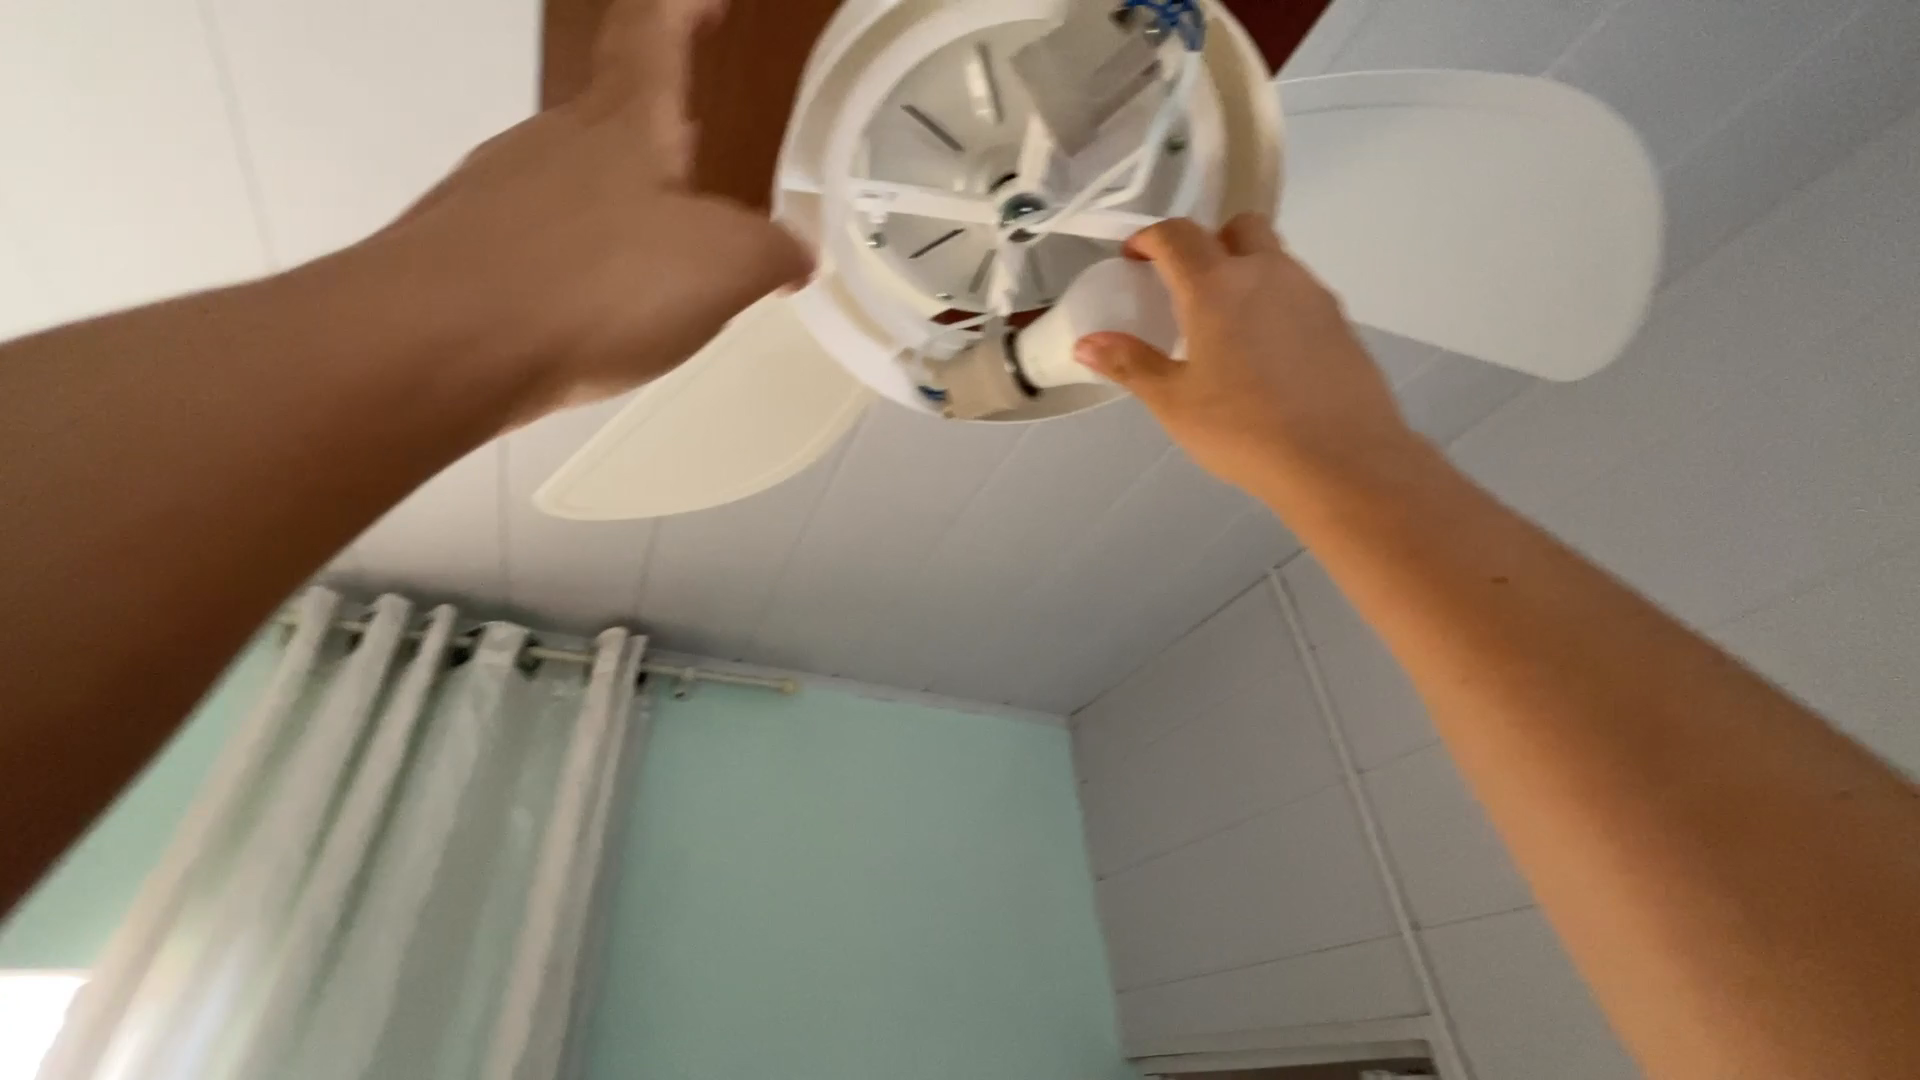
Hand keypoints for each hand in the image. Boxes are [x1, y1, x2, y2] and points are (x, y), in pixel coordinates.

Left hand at [351, 0, 811, 419]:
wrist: (445, 345)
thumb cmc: (596, 285)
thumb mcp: (724, 267)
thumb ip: (773, 253)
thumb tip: (798, 252)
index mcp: (624, 125)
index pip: (653, 33)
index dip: (683, 7)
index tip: (709, 1)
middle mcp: (556, 141)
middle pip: (613, 112)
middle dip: (663, 127)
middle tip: (705, 156)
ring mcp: (504, 193)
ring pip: (579, 180)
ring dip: (627, 201)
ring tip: (668, 252)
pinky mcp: (474, 252)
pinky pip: (549, 240)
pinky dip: (590, 260)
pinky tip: (607, 307)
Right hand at [1074, 215, 1422, 498]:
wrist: (1340, 459)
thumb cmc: (1242, 430)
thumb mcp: (1173, 403)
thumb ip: (1129, 364)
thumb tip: (1086, 343)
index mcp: (1217, 287)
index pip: (1177, 236)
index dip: (1149, 239)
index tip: (1133, 259)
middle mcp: (1268, 273)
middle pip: (1237, 228)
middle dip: (1206, 243)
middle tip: (1186, 288)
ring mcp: (1311, 294)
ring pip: (1274, 258)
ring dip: (1244, 272)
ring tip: (1225, 328)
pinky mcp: (1340, 322)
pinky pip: (1299, 293)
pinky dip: (1274, 303)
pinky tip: (1267, 356)